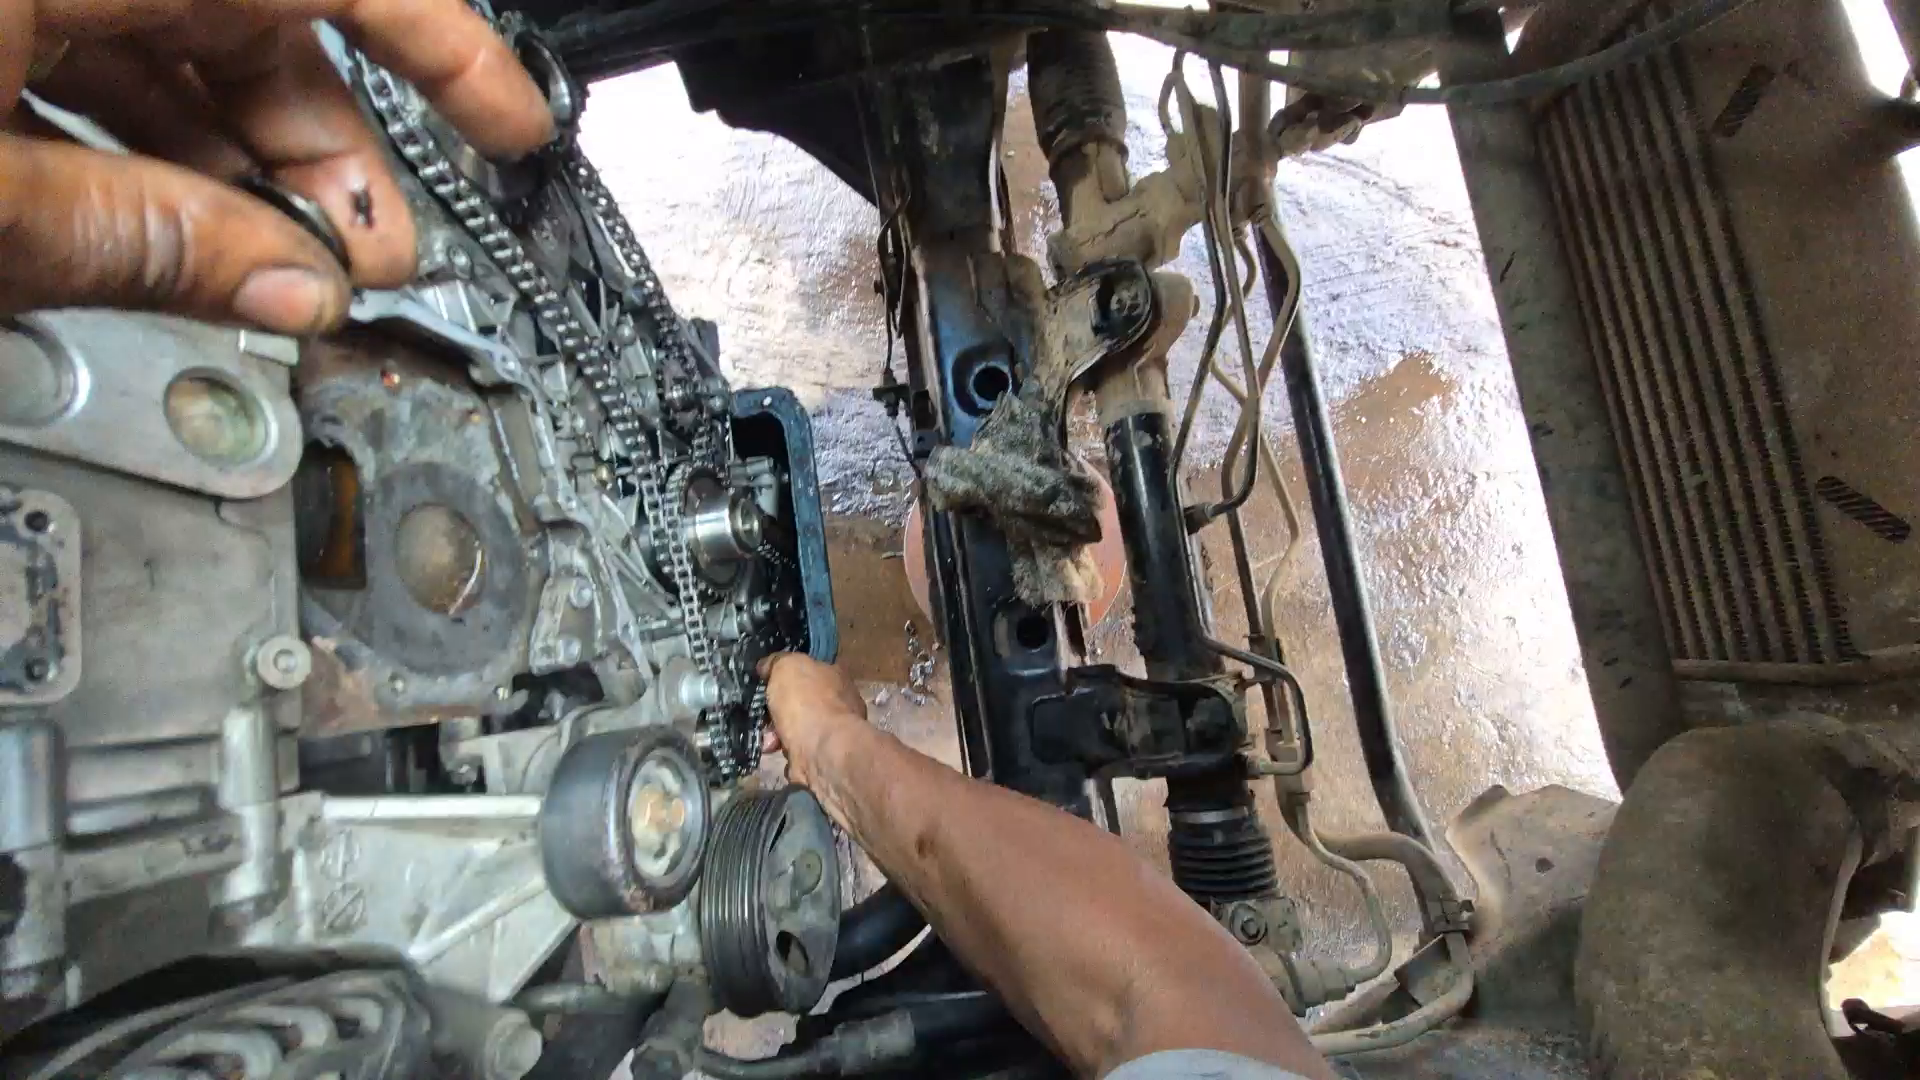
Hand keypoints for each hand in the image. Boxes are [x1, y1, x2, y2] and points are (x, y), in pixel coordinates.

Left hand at [0, 0, 553, 334]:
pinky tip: (160, 220)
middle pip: (259, 19)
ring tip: (272, 264)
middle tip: (364, 261)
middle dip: (335, 153)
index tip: (513, 129)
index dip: (450, 52)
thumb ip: (148, 244)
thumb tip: (300, 292)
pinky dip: (138, 140)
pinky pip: (70, 44)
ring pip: (170, 40)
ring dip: (244, 162)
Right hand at [757, 653, 866, 787]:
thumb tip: (767, 666)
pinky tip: (779, 753)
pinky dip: (788, 753)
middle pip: (801, 703)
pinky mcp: (826, 756)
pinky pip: (800, 752)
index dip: (787, 678)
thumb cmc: (806, 702)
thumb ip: (777, 662)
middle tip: (764, 718)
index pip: (810, 671)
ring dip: (778, 735)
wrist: (823, 750)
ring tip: (769, 741)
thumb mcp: (786, 667)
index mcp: (836, 675)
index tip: (768, 686)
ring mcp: (835, 731)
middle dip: (778, 712)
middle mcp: (840, 702)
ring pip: (798, 729)